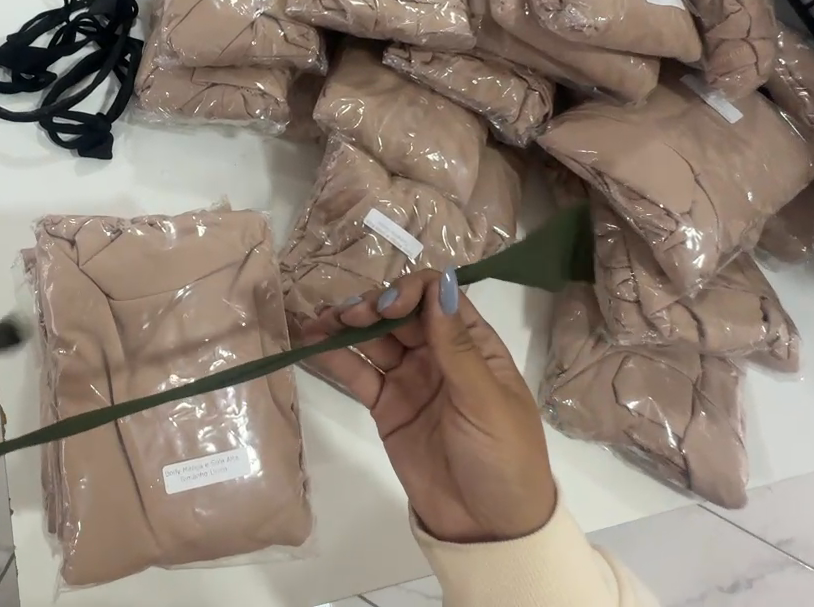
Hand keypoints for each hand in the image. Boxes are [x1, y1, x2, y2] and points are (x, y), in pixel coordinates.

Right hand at [297, 268, 556, 543]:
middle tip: (346, 315)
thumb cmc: (503, 459)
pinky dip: (334, 355)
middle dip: (371, 306)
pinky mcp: (385, 404)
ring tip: (318, 321)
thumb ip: (456, 346)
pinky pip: (357, 371)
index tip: (387, 308)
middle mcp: (438, 354)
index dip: (409, 293)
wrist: (488, 530)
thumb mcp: (486, 402)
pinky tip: (310, 342)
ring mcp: (409, 378)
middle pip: (399, 313)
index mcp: (473, 346)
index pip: (436, 298)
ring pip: (373, 338)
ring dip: (346, 324)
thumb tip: (440, 283)